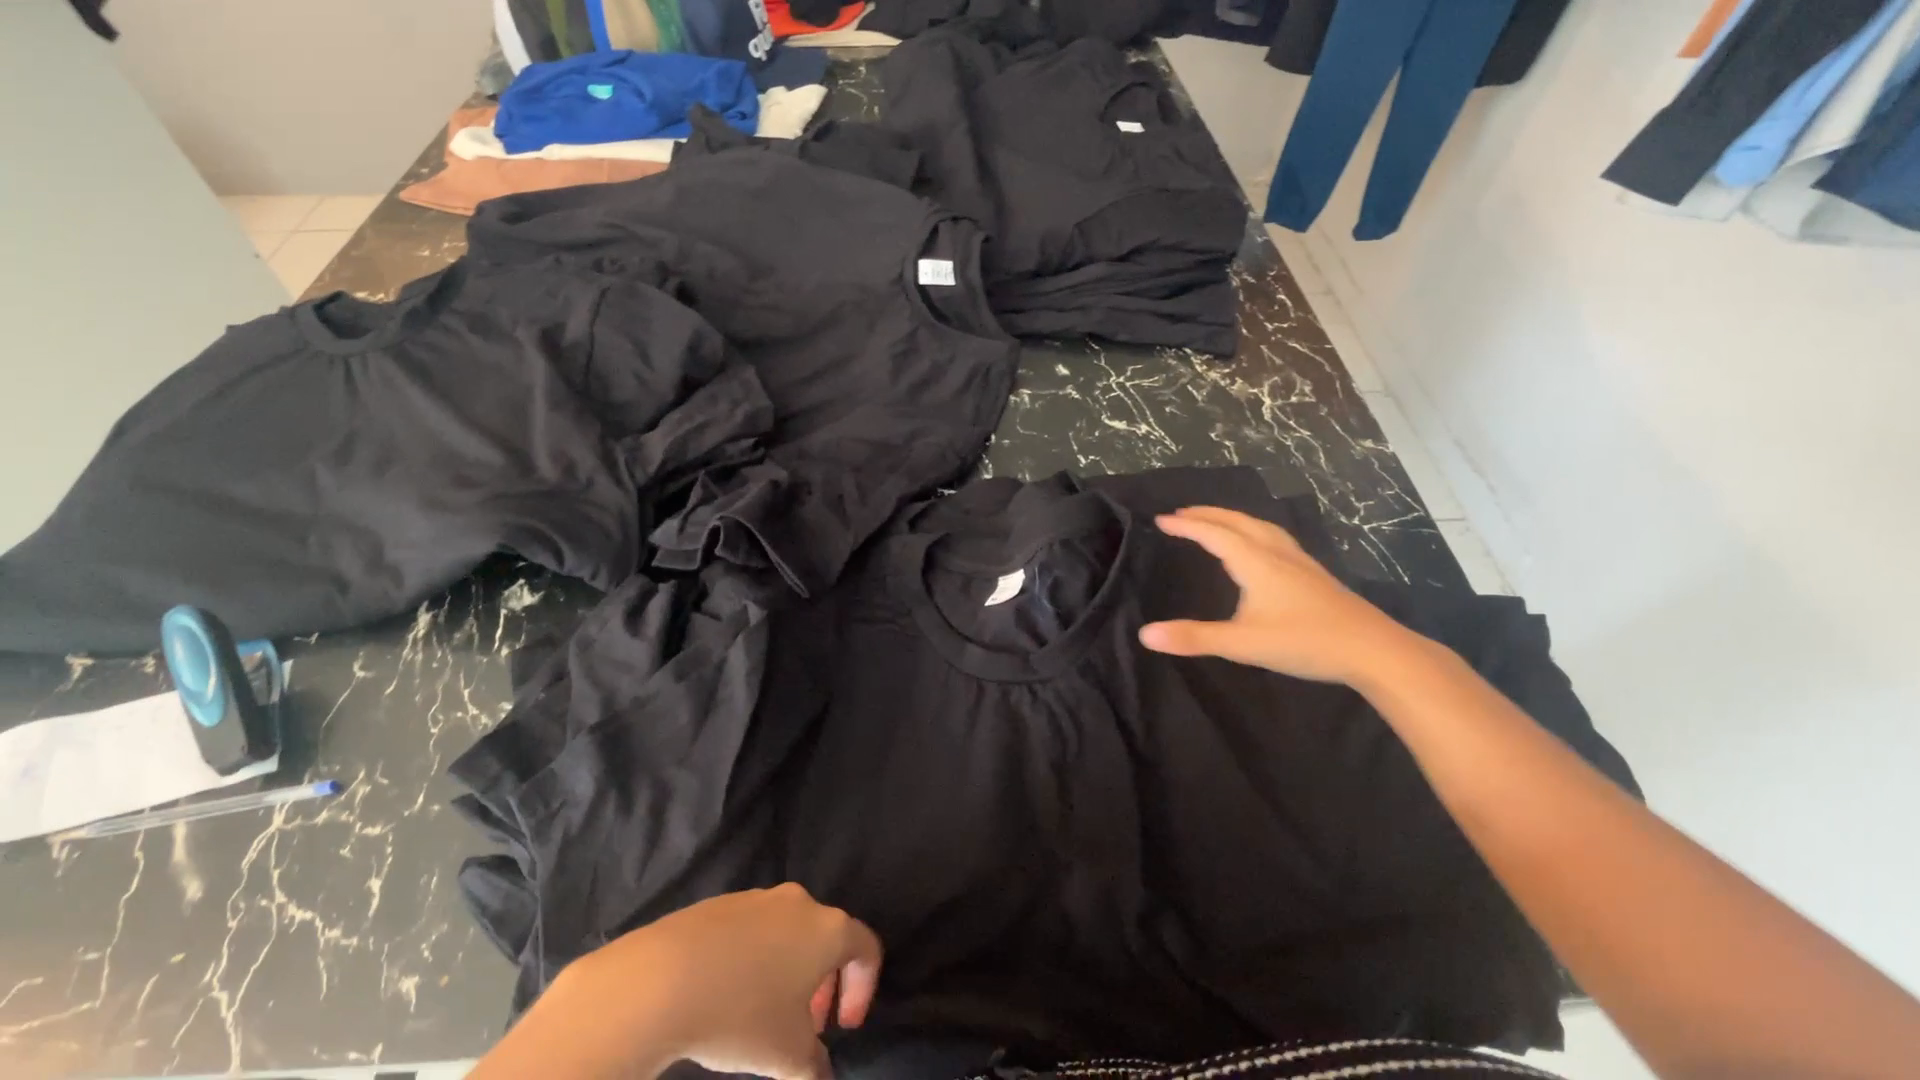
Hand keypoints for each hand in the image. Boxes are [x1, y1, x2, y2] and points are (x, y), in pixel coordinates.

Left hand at [489, 885, 882, 1079]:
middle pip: (825, 939)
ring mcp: (755, 899)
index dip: (863, 990)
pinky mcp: (717, 904)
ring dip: (787, 972)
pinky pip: (750, 932)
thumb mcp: (787, 1056)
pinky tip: (727, 995)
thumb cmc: (740, 1014)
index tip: (842, 1029)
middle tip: (807, 1026)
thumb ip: (815, 1065)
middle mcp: (798, 903)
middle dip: (823, 984)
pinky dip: (753, 960)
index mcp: (828, 929)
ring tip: (765, 1014)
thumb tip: (819, 1072)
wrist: (657, 982)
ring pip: (786, 934)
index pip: (866, 949)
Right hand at [1138, 506, 1423, 685]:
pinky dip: (1255, 532)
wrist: (1372, 649)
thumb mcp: (1243, 644)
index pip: (1214, 534)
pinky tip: (1261, 548)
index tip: (1161, 520)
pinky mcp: (1313, 575)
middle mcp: (1277, 553)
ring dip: (1233, 519)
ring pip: (1261, 527)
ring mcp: (1299, 562)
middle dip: (1207, 515)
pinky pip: (1275, 538)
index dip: (1187, 526)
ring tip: (1216, 522)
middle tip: (1181, 514)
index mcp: (1256, 562)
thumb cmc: (1305, 642)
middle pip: (1238, 522)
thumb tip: (1145, 634)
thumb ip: (1194, 637)